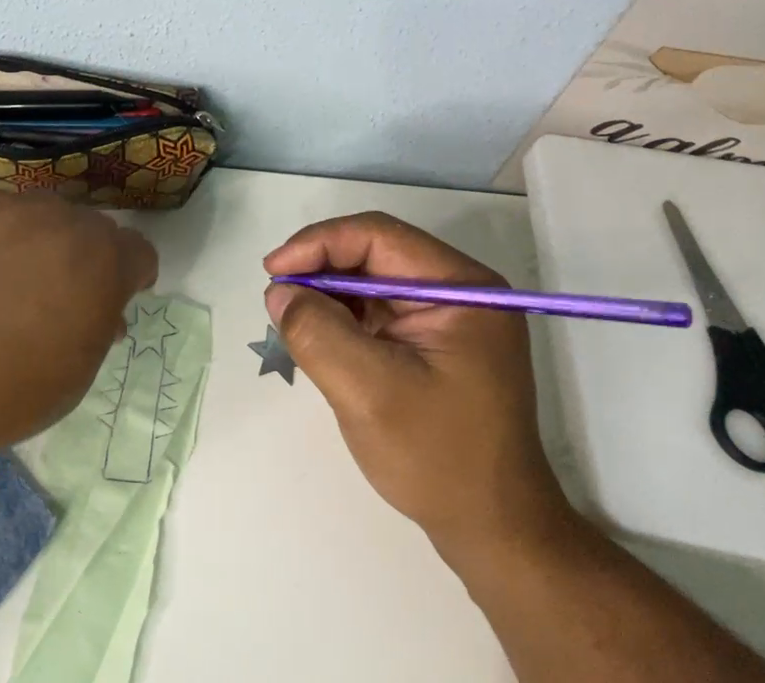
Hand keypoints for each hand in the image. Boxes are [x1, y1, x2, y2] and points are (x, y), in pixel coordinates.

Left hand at [0, 192, 155, 476]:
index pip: (138, 252)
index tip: (112, 305)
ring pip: (34, 219)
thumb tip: (95, 310)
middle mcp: (57, 218)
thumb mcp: (71, 379)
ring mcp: (0, 207)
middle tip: (54, 303)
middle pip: (86, 229)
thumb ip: (96, 330)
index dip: (129, 279)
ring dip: (33, 247)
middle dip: (81, 261)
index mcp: (101, 259)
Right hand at [263, 213, 570, 553]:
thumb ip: (318, 331)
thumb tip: (280, 292)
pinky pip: (377, 312)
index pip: (378, 237)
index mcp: (460, 289)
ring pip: (370, 282)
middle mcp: (458, 292)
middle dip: (319, 270)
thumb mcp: (368, 391)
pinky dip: (341, 320)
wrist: (491, 527)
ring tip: (291, 323)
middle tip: (276, 300)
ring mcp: (447, 319)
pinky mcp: (433, 344)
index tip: (272, 273)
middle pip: (374, 254)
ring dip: (327, 296)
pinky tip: (318, 341)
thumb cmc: (437, 456)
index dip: (318, 244)